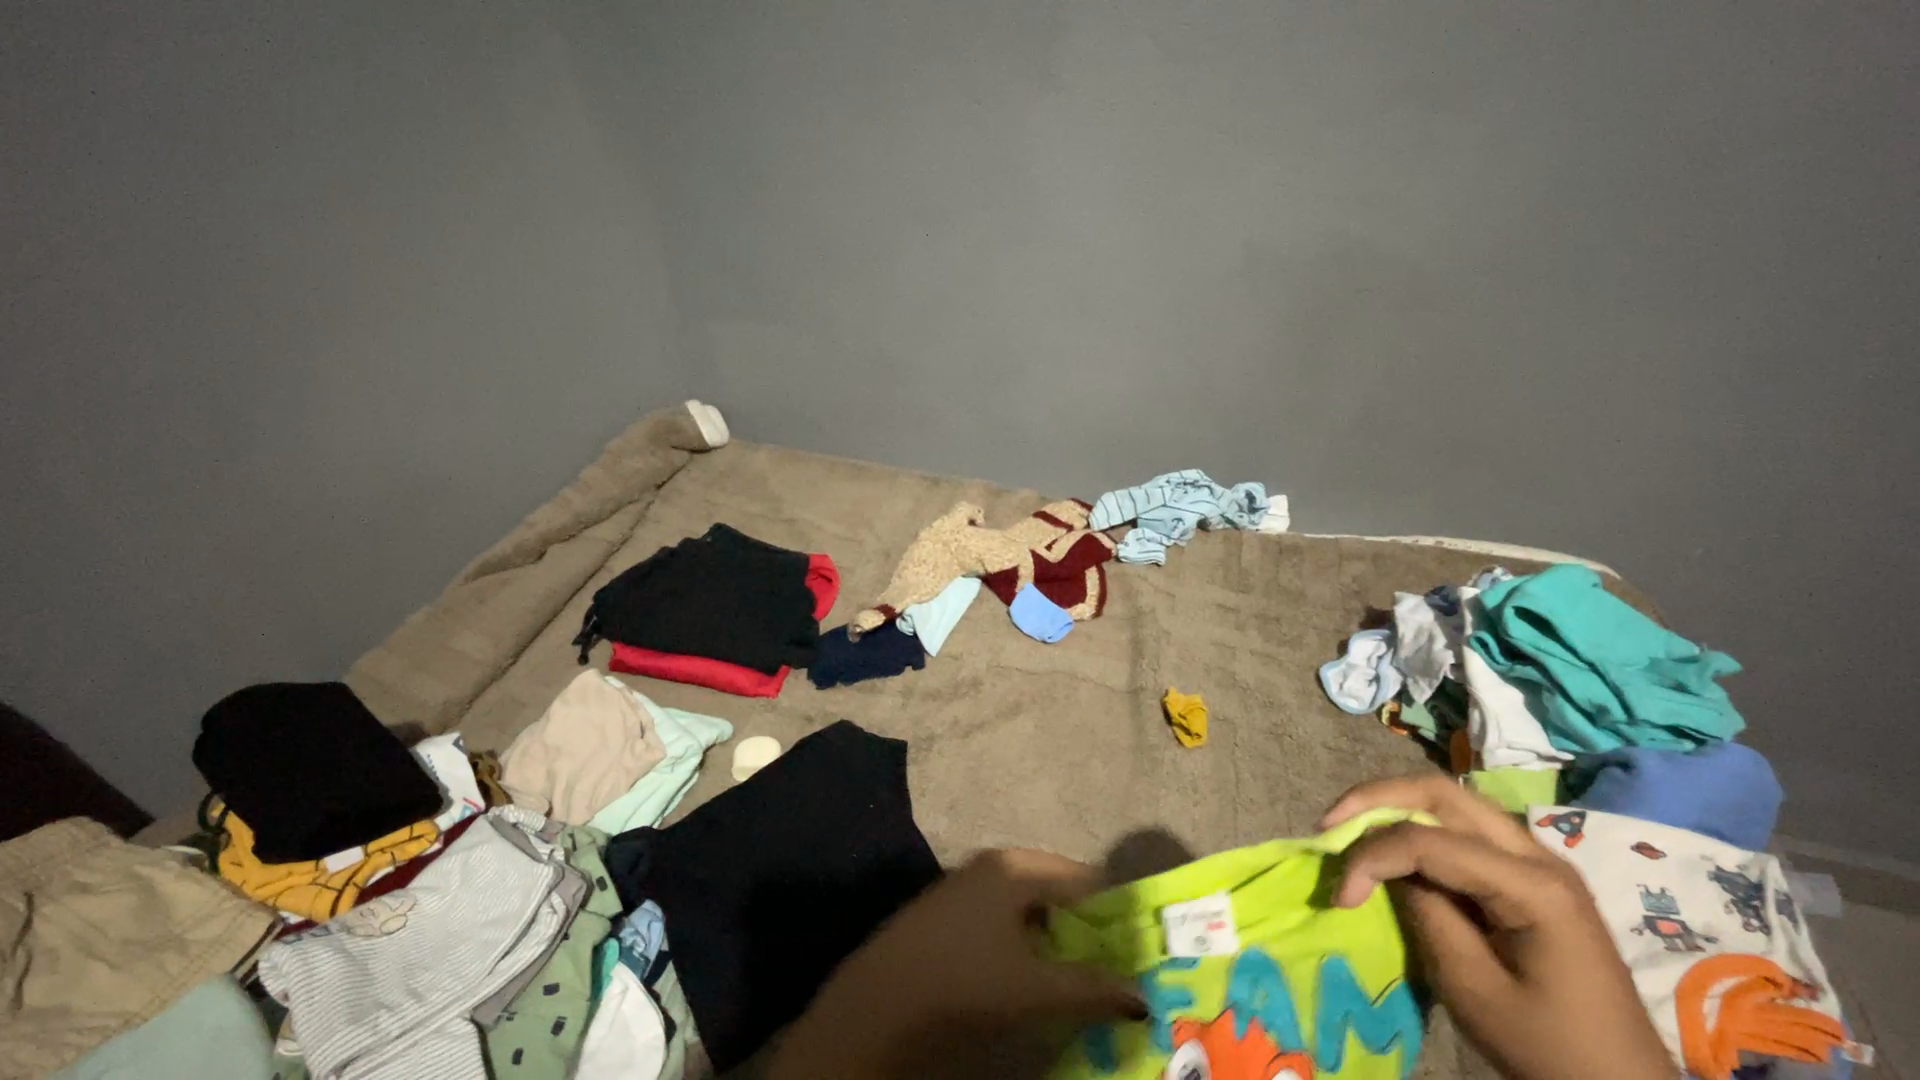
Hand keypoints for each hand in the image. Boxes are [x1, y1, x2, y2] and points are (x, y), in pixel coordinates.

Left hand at [768, 848, 1142, 1078]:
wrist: (882, 995)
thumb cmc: (966, 980)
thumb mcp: (1035, 988)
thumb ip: (1091, 989)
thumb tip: (1141, 996)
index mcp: (1017, 867)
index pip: (1085, 878)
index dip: (1114, 909)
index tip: (1136, 942)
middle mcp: (993, 862)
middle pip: (1056, 885)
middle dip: (1085, 919)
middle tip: (1111, 956)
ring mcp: (966, 881)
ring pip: (1027, 898)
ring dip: (1053, 927)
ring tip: (1075, 964)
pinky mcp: (948, 904)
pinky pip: (1002, 909)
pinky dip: (1024, 931)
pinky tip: (1027, 963)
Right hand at [1322, 775, 1673, 1079]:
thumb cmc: (1547, 1046)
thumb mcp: (1473, 988)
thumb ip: (1425, 914)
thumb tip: (1386, 869)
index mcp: (1532, 885)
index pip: (1428, 838)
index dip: (1370, 856)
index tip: (1339, 898)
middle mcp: (1537, 854)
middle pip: (1441, 793)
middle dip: (1376, 800)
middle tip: (1330, 825)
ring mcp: (1539, 860)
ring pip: (1452, 802)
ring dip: (1396, 808)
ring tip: (1353, 833)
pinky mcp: (1532, 876)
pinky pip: (1466, 829)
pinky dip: (1419, 829)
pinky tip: (1395, 851)